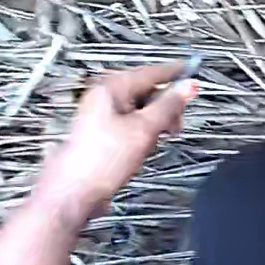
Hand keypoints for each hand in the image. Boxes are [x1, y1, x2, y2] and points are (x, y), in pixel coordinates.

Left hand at [32, 63, 196, 226]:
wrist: (74, 193)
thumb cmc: (100, 161)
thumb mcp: (145, 128)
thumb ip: (169, 105)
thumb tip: (187, 87)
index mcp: (111, 89)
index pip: (150, 72)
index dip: (174, 73)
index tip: (190, 71)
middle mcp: (102, 98)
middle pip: (144, 91)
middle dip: (165, 104)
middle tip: (178, 118)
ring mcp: (100, 117)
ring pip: (138, 109)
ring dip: (155, 119)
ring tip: (163, 135)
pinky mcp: (101, 135)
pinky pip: (130, 123)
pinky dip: (144, 130)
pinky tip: (147, 144)